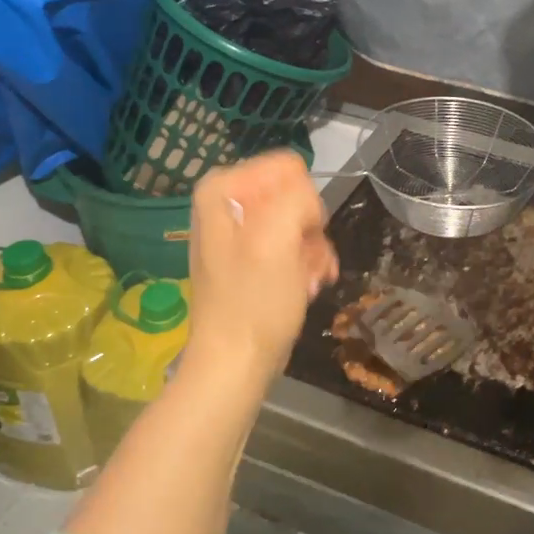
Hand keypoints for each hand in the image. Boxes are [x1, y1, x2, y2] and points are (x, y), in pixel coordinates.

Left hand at [185, 151, 338, 386]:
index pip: (289, 169)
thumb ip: (296, 198)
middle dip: (308, 231)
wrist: (234, 363)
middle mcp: (225, 203)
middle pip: (295, 195)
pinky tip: (304, 287)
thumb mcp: (278, 238)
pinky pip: (291, 244)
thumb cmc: (254, 301)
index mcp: (221, 188)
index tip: (298, 238)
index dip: (303, 204)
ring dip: (311, 252)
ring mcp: (238, 232)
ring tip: (307, 281)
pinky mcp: (251, 258)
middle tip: (304, 263)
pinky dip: (304, 265)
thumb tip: (307, 205)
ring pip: (299, 221)